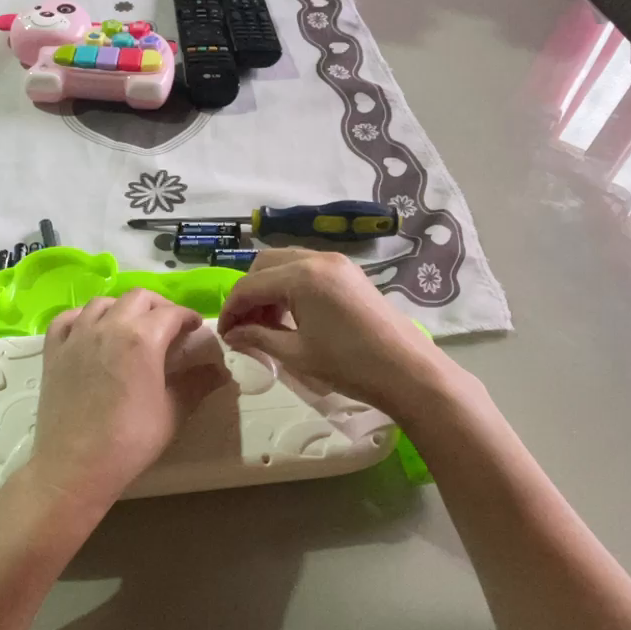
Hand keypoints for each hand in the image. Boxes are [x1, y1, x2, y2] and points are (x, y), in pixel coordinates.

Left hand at [22, 290, 225, 514]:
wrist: (76, 464)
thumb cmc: (130, 440)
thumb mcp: (173, 412)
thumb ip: (197, 384)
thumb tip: (221, 372)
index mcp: (142, 338)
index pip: (172, 313)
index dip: (188, 317)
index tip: (195, 329)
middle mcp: (108, 326)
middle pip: (138, 298)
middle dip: (159, 306)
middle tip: (169, 327)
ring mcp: (76, 335)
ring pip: (102, 302)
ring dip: (123, 308)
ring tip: (132, 326)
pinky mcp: (54, 350)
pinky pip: (69, 318)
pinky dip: (85, 317)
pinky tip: (92, 331)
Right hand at [217, 248, 466, 418]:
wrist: (406, 370)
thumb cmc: (349, 364)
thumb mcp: (295, 354)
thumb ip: (258, 338)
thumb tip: (231, 335)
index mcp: (301, 276)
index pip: (249, 286)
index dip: (230, 310)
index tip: (224, 335)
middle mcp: (317, 259)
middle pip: (264, 264)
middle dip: (248, 293)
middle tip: (244, 326)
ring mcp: (337, 263)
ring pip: (286, 264)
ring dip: (268, 288)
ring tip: (266, 324)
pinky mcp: (349, 273)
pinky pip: (307, 269)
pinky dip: (290, 286)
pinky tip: (291, 316)